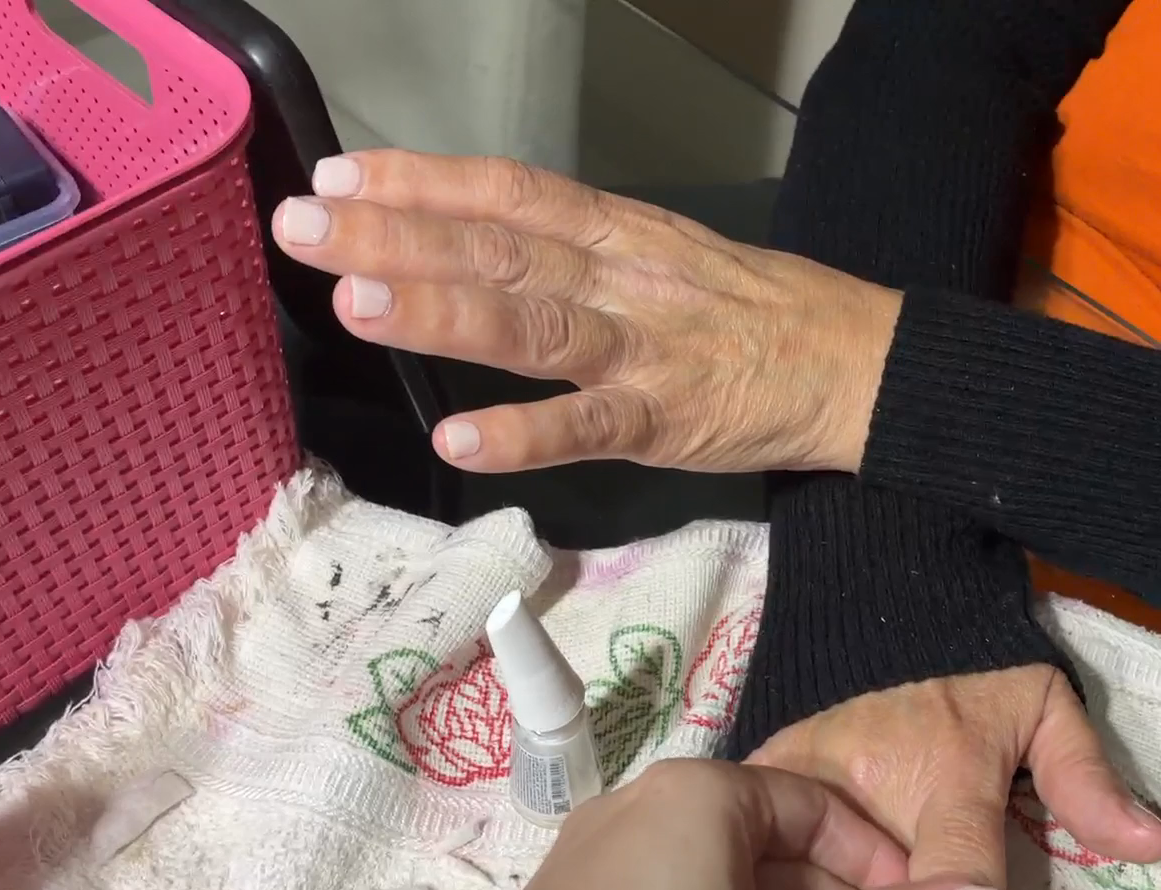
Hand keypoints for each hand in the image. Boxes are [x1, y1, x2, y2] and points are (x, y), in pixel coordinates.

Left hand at [273, 151, 900, 473]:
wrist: (856, 363)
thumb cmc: (771, 313)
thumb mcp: (682, 259)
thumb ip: (601, 255)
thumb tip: (518, 252)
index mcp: (630, 236)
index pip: (516, 193)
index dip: (429, 182)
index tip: (348, 177)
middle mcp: (626, 281)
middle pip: (504, 250)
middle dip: (401, 237)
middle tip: (304, 230)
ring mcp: (646, 353)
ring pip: (535, 326)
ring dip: (443, 313)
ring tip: (356, 303)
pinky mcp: (670, 422)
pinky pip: (590, 425)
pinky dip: (526, 434)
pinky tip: (462, 440)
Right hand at [749, 666, 1160, 889]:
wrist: (887, 642)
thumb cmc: (966, 695)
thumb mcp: (1037, 707)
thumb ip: (1084, 773)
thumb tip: (1148, 843)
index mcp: (941, 776)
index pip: (953, 883)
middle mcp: (854, 787)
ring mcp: (792, 787)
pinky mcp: (757, 791)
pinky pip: (757, 879)